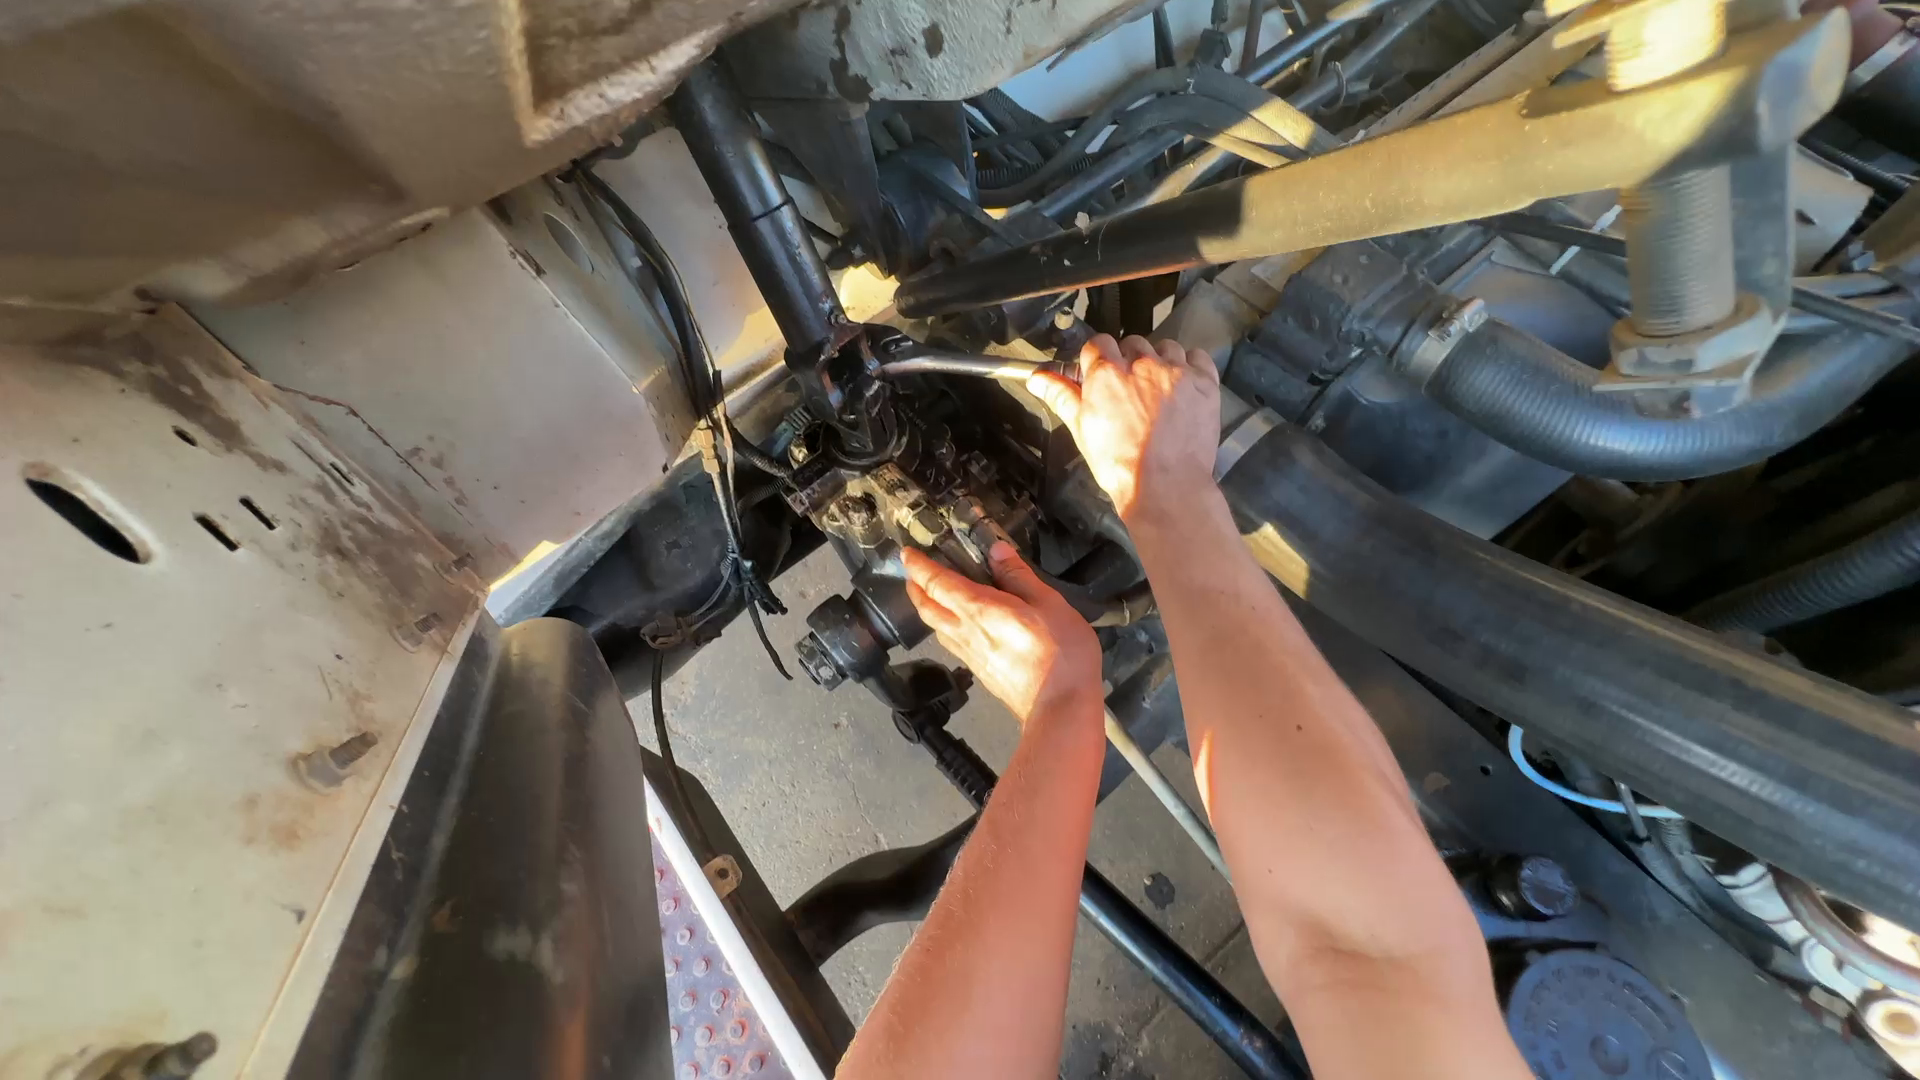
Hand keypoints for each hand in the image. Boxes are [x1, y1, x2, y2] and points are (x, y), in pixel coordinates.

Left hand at [902, 543, 1101, 723]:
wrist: (1060, 709)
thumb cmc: (1060, 651)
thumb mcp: (1049, 603)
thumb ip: (1019, 576)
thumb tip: (995, 549)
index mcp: (978, 609)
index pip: (936, 583)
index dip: (918, 566)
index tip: (906, 553)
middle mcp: (965, 632)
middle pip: (928, 608)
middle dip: (916, 588)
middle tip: (913, 573)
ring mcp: (970, 656)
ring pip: (936, 628)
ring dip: (927, 609)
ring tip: (931, 597)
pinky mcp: (980, 673)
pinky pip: (951, 644)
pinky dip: (944, 628)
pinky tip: (956, 629)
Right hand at [1027, 334, 1220, 526]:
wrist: (1165, 487)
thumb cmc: (1119, 464)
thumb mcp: (1082, 430)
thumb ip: (1061, 396)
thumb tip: (1036, 378)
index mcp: (1107, 374)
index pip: (1098, 344)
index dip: (1098, 360)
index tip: (1101, 377)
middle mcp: (1142, 364)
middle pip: (1132, 344)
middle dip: (1129, 361)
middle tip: (1130, 391)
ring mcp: (1176, 371)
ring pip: (1165, 347)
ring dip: (1159, 362)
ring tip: (1157, 391)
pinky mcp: (1204, 382)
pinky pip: (1196, 357)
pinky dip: (1189, 366)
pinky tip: (1182, 388)